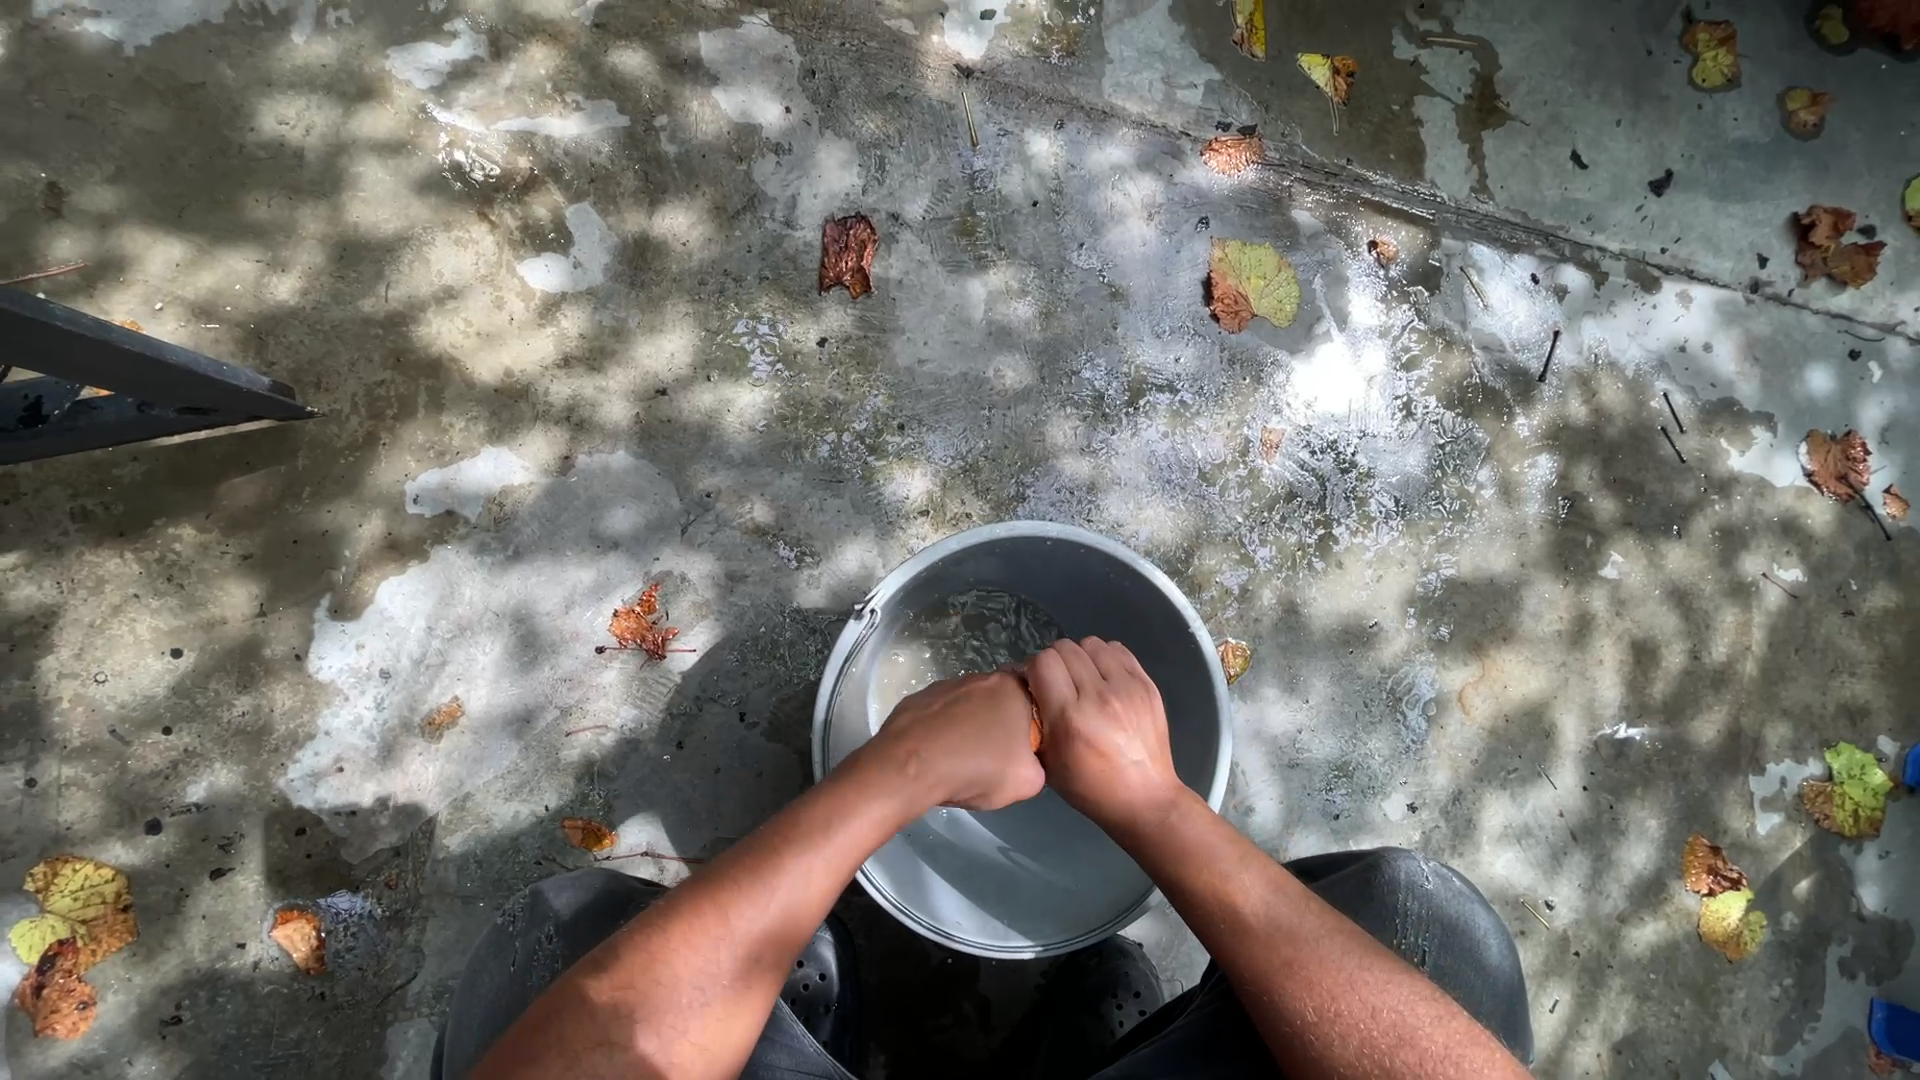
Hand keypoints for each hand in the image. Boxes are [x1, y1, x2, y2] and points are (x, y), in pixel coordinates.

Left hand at [864, 672, 1044, 811]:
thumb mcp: (1027, 781)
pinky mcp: (915, 699)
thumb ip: (1037, 766)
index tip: (1022, 749)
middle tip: (993, 757)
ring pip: (965, 707)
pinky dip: (939, 732)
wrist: (910, 768)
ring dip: (967, 727)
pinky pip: (937, 716)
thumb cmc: (977, 768)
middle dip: (998, 726)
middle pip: (997, 701)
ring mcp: (943, 686)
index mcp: (1012, 688)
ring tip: (960, 760)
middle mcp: (978, 678)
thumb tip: (1026, 763)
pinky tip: (935, 756)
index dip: (1030, 726)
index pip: (1033, 700)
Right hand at [1027, 637, 1184, 833]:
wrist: (1144, 798)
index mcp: (1069, 717)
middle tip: (1060, 683)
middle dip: (1056, 662)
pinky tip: (1104, 678)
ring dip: (1081, 657)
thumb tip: (1028, 684)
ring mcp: (1127, 688)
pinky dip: (1105, 658)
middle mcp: (1098, 696)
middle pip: (1065, 648)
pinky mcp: (1147, 685)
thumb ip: (1035, 718)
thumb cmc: (1089, 786)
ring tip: (1083, 679)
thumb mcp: (1047, 760)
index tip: (1038, 685)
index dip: (1035, 670)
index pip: (1042, 662)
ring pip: (1091, 644)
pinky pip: (1118, 650)